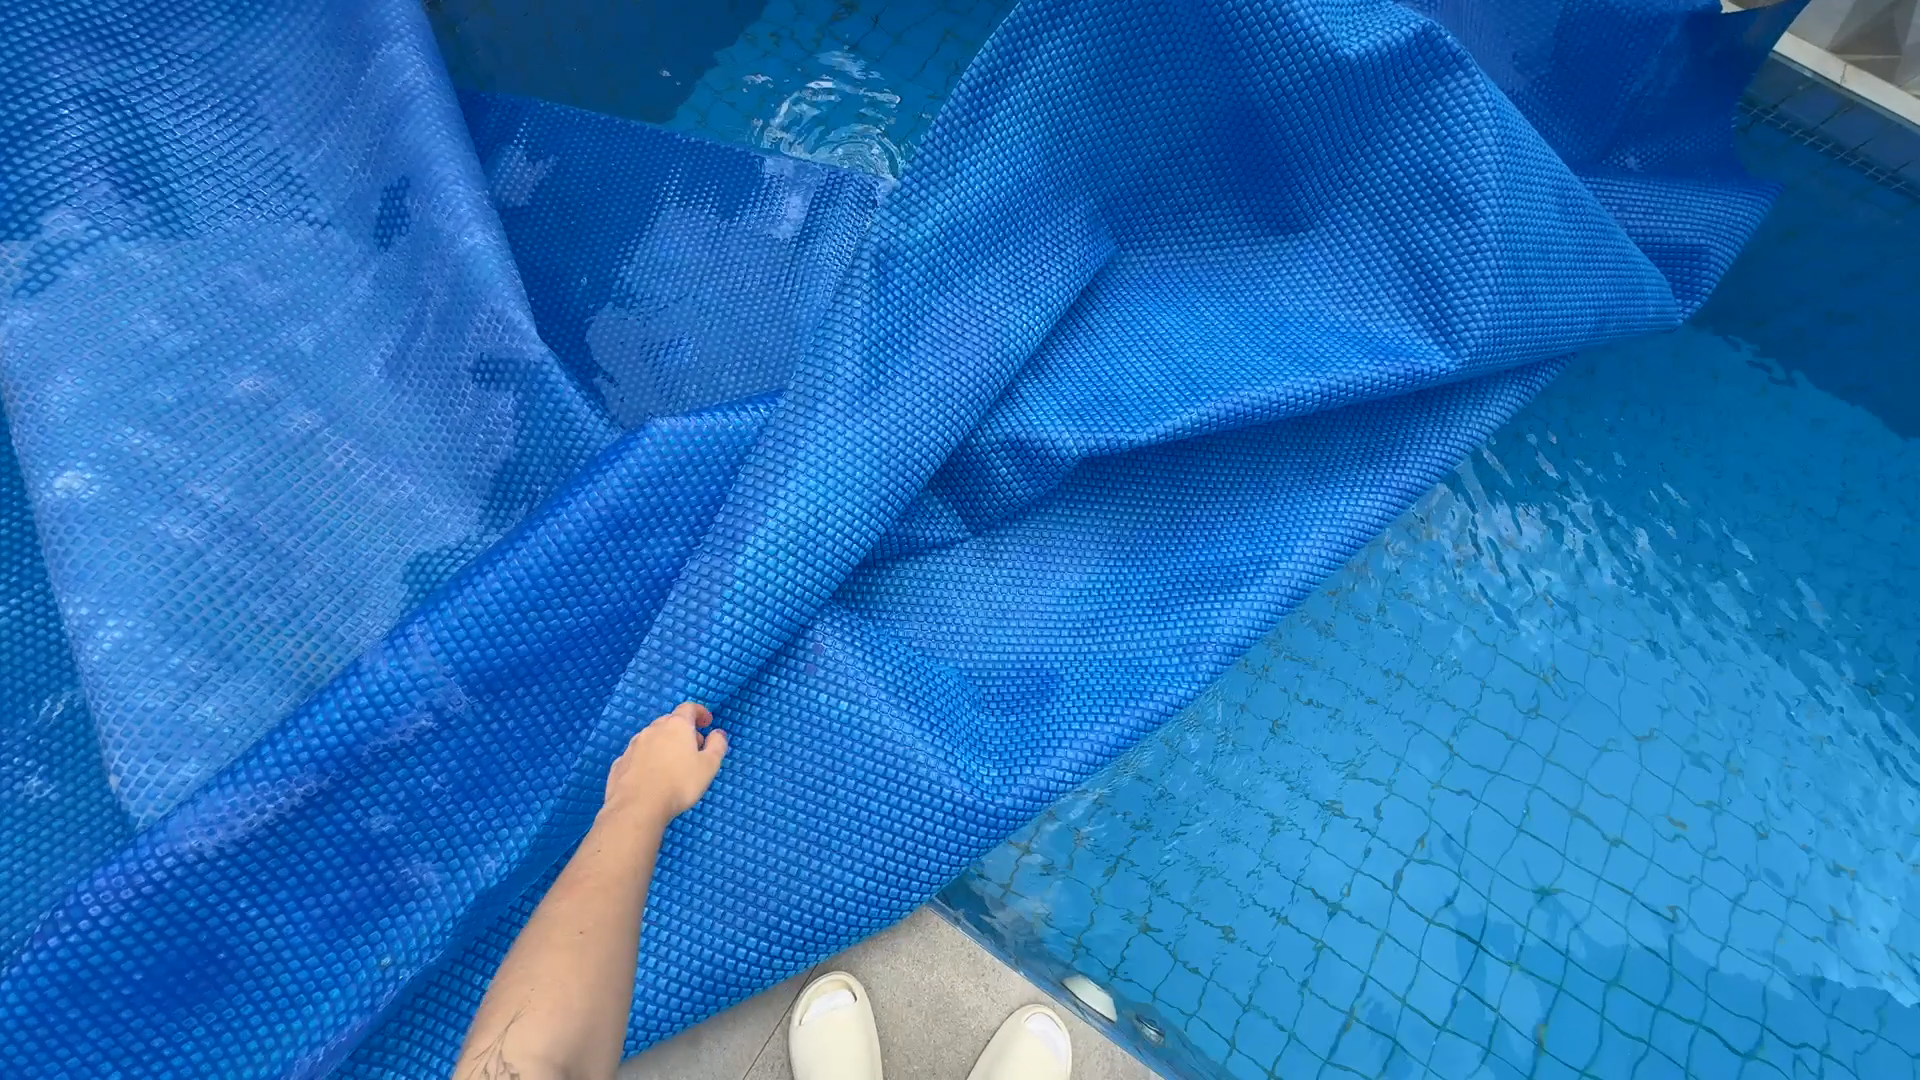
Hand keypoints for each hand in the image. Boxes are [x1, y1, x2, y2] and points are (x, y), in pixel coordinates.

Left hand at [599, 702, 728, 829]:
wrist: (637, 808)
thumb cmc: (679, 784)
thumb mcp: (709, 765)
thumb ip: (717, 745)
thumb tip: (718, 733)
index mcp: (676, 725)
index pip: (689, 708)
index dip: (700, 712)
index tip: (707, 723)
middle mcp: (653, 730)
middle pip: (670, 722)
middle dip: (683, 730)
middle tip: (693, 748)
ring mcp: (633, 746)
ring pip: (652, 738)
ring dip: (664, 744)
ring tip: (671, 764)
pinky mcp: (619, 764)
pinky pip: (638, 755)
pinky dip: (647, 759)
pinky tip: (651, 776)